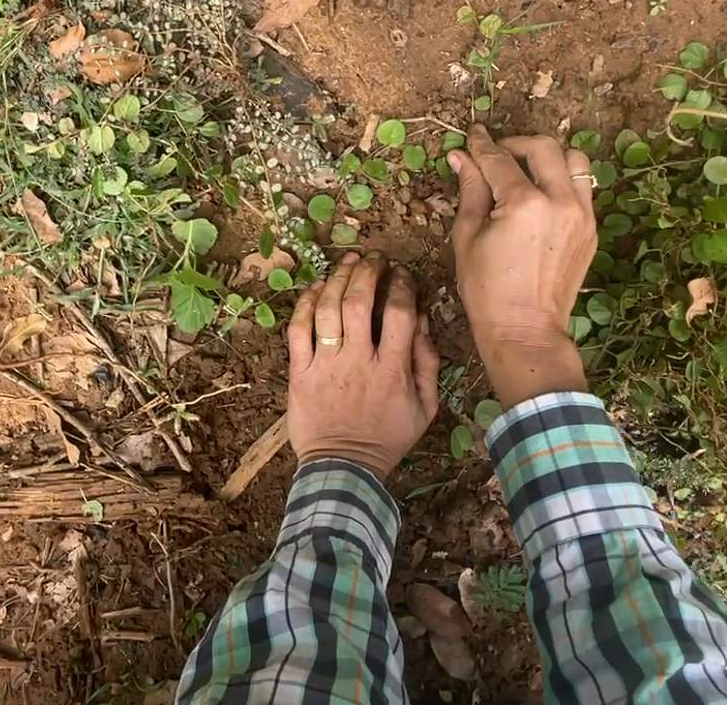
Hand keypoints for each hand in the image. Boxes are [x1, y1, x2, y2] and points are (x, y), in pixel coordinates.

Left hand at [285, 251, 440, 478]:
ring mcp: (326, 366)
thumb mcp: (425, 409)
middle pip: (359, 302)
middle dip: (367, 271)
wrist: (343, 469)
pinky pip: (298, 330)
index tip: (401, 273)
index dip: (401, 286)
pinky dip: (306, 304)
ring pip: (328, 310)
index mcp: (392, 370)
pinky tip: (316, 288)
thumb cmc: (387, 437)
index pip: (398, 314)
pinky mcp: (300, 373)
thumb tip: (423, 321)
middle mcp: (358, 362)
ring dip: (337, 279)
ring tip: (346, 261)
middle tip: (373, 257)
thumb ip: (427, 364)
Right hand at [448, 125, 598, 403]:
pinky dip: (562, 179)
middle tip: (496, 154)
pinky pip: (582, 187)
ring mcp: (582, 215)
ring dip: (548, 157)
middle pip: (543, 147)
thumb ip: (470, 190)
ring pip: (574, 160)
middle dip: (516, 143)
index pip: (499, 159)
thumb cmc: (486, 288)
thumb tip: (461, 157)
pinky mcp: (591, 228)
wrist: (525, 328)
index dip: (481, 144)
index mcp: (524, 204)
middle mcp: (559, 201)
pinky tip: (540, 195)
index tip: (472, 134)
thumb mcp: (467, 236)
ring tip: (526, 171)